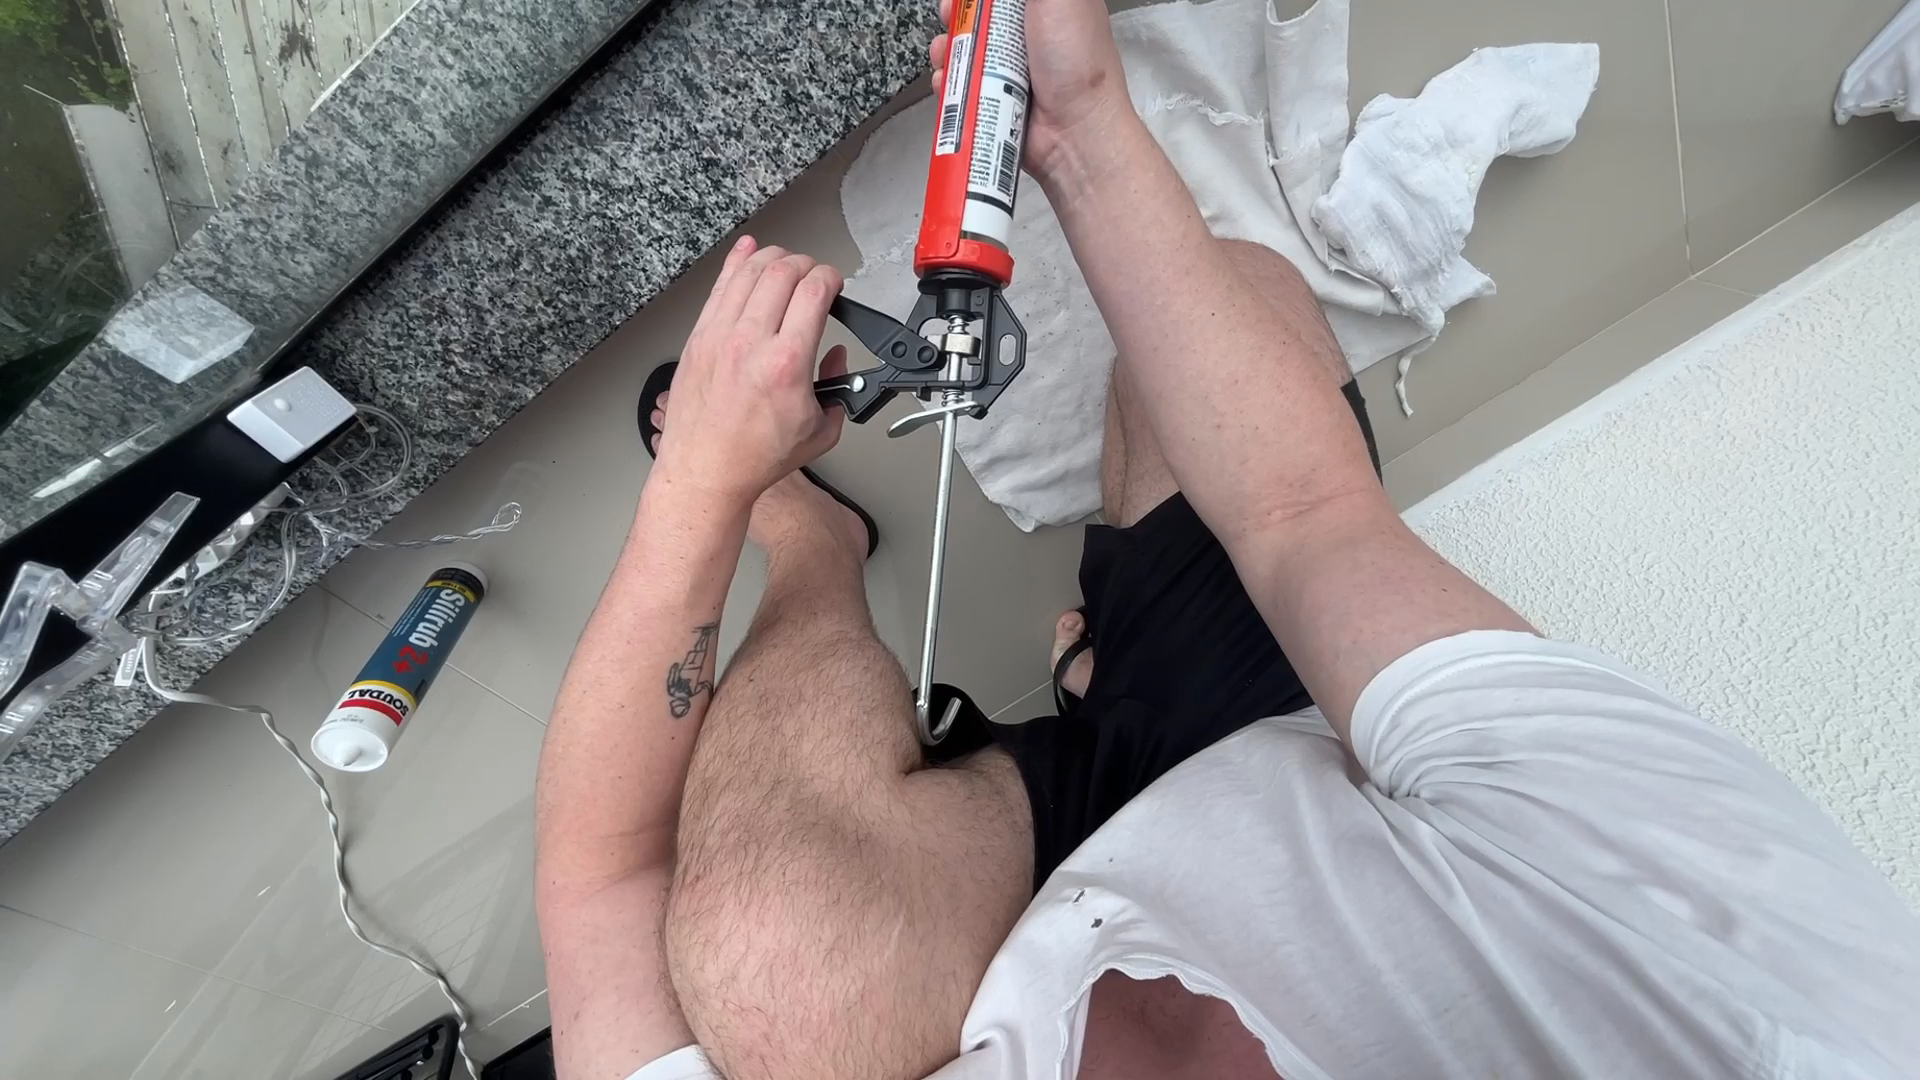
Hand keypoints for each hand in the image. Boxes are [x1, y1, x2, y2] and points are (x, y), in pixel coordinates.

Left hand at [652, 237, 847, 509]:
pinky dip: (736, 261)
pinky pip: (720, 286)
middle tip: (815, 273)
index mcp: (787, 364)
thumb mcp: (821, 432)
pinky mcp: (699, 338)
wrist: (708, 469)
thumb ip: (839, 391)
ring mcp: (720, 336)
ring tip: (786, 262)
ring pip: (748, 270)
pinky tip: (747, 251)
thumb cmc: (756, 456)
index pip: (813, 292)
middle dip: (806, 263)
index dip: (830, 277)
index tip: (835, 282)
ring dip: (773, 257)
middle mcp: (751, 342)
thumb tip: (836, 361)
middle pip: (782, 271)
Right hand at [928, 0, 1132, 189]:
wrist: (1076, 130)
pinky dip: (950, 87)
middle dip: (958, 19)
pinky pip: (966, 92)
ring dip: (948, 52)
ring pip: (968, 55)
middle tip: (948, 17)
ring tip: (942, 54)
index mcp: (1049, 7)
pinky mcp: (999, 105)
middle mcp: (1030, 39)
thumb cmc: (1078, 61)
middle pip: (981, 21)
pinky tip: (945, 83)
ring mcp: (1012, 74)